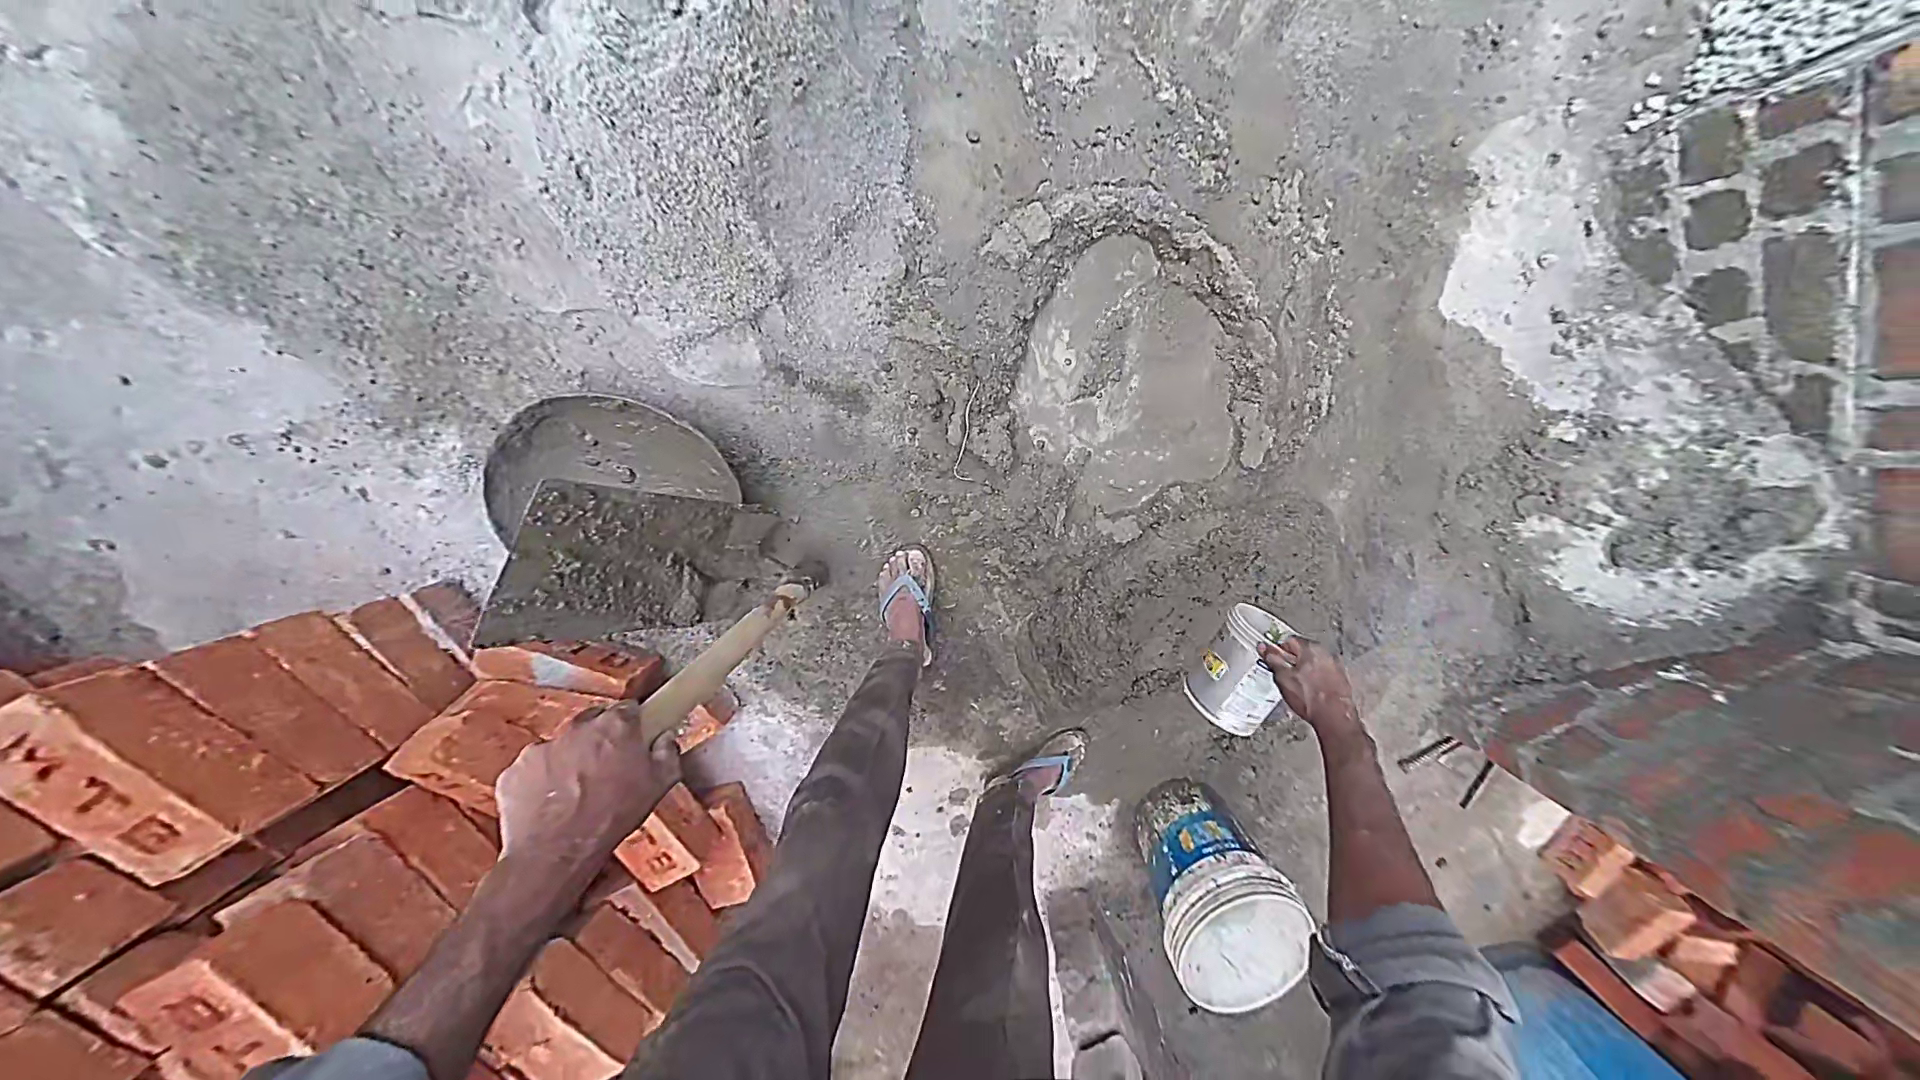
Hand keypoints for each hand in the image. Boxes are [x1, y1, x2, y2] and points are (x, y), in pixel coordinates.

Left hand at [495, 700, 681, 873]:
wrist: (556, 853)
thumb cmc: (612, 816)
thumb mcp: (658, 785)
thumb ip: (667, 754)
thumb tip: (666, 738)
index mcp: (615, 725)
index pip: (627, 708)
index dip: (632, 723)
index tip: (633, 739)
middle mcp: (578, 728)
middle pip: (592, 722)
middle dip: (599, 739)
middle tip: (606, 767)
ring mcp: (542, 747)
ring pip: (562, 746)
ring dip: (570, 760)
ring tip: (576, 791)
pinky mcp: (515, 769)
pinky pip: (533, 768)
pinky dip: (541, 780)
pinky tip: (551, 803)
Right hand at [1258, 638, 1360, 737]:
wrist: (1334, 717)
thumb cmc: (1310, 698)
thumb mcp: (1282, 677)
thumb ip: (1272, 659)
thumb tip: (1264, 648)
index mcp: (1311, 648)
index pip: (1289, 641)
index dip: (1277, 651)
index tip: (1272, 660)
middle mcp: (1326, 654)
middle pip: (1302, 651)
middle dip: (1291, 661)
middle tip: (1283, 675)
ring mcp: (1335, 667)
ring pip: (1312, 663)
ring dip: (1303, 671)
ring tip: (1296, 687)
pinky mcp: (1341, 680)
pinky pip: (1322, 674)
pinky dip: (1314, 680)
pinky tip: (1309, 692)